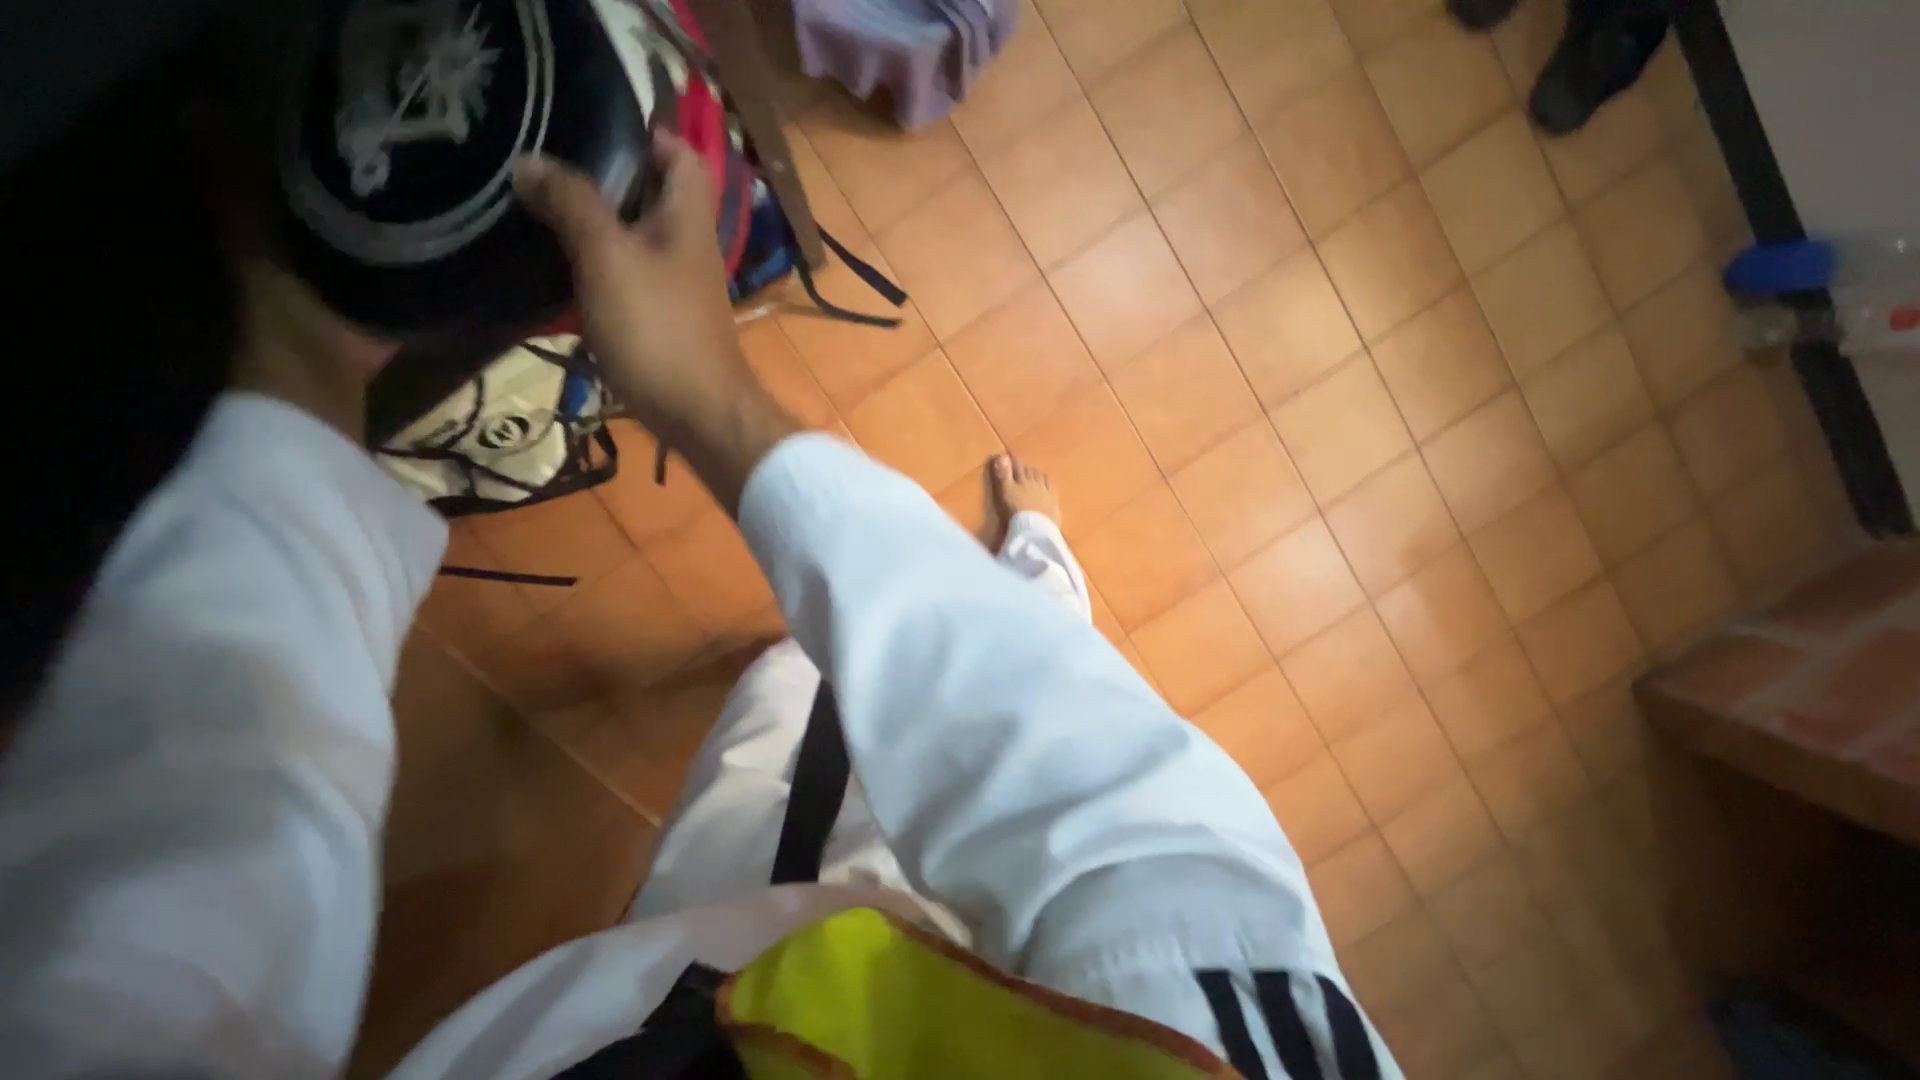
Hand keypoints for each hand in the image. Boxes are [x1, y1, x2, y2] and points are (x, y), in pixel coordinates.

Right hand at [512, 134, 798, 512]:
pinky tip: (558, 269)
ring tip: (536, 208)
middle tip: (544, 164)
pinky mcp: (666, 324)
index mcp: (688, 219)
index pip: (681, 156)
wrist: (700, 416)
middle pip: (654, 197)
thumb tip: (530, 161)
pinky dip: (599, 270)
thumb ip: (573, 205)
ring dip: (596, 225)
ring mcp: (680, 289)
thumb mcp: (608, 258)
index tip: (592, 121)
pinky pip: (630, 281)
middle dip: (605, 177)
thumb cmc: (658, 331)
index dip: (647, 133)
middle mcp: (690, 248)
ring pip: (637, 241)